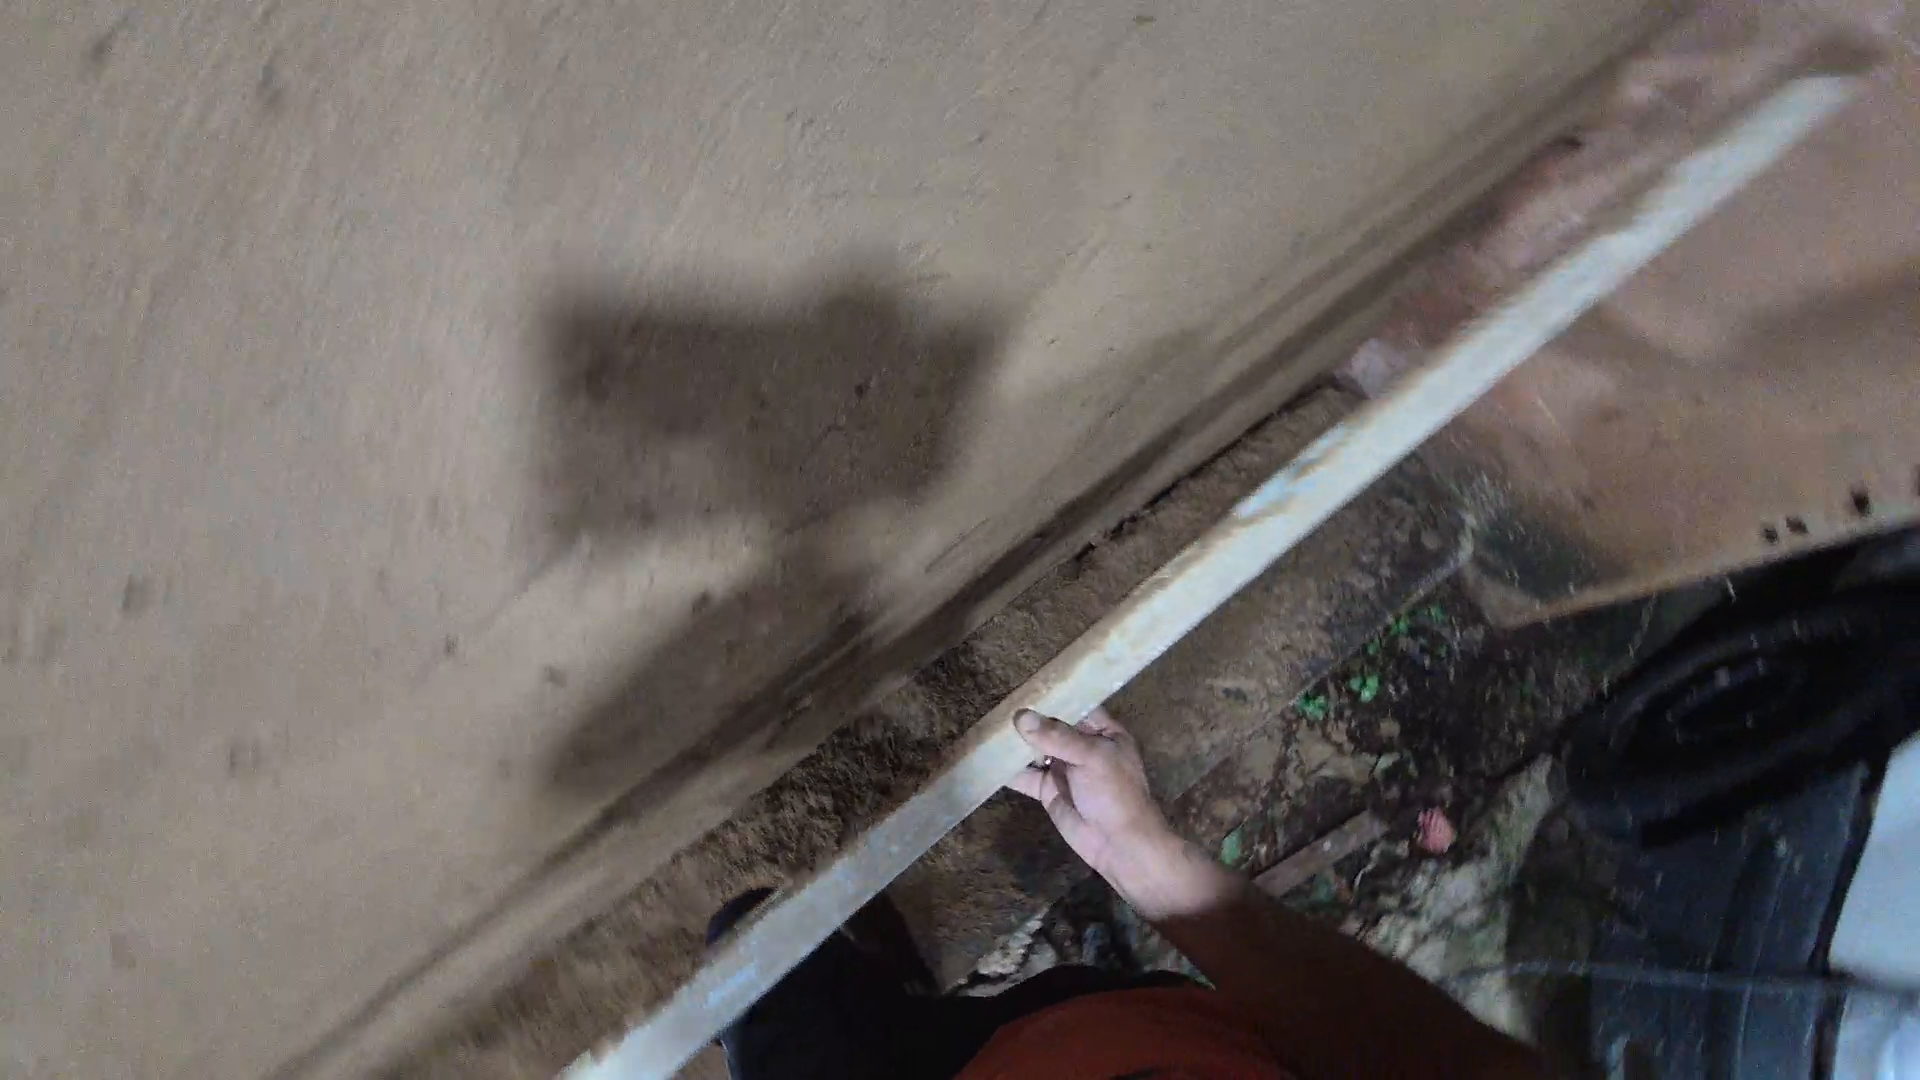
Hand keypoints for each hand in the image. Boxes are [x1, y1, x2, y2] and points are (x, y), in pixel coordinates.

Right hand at [1007, 707, 1237, 919]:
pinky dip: (1009, 770)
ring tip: (989, 728)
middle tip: (999, 706)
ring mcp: (1064, 769)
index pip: (1076, 706)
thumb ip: (1056, 736)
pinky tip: (988, 760)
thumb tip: (1021, 717)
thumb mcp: (1091, 757)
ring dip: (1016, 743)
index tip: (1025, 687)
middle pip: (1051, 726)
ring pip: (1036, 750)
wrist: (1120, 846)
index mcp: (1103, 732)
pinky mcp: (1049, 790)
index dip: (1053, 697)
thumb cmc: (1115, 793)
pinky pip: (1026, 776)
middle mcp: (1082, 746)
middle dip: (1028, 719)